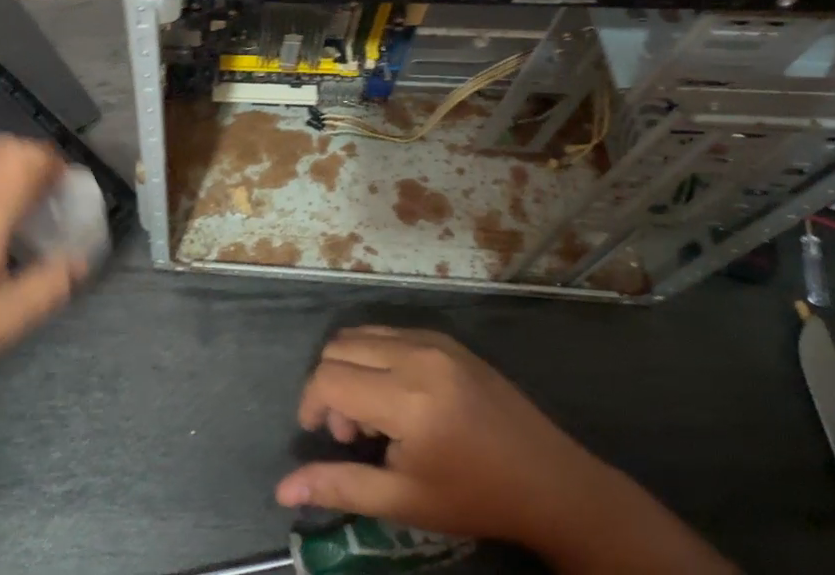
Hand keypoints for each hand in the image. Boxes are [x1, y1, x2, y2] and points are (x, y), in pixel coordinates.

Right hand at [277, 327, 617, 549]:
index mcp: (407, 399)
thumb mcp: (404, 501)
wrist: (552, 484)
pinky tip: (397, 397)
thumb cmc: (476, 497)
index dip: (311, 405)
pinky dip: (375, 357)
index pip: (328, 379)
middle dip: (329, 386)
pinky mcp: (448, 341)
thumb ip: (339, 487)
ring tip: (374, 415)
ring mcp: (435, 342)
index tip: (322, 436)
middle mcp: (417, 357)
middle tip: (351, 432)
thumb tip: (282, 490)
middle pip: (338, 348)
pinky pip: (389, 333)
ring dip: (350, 367)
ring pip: (361, 335)